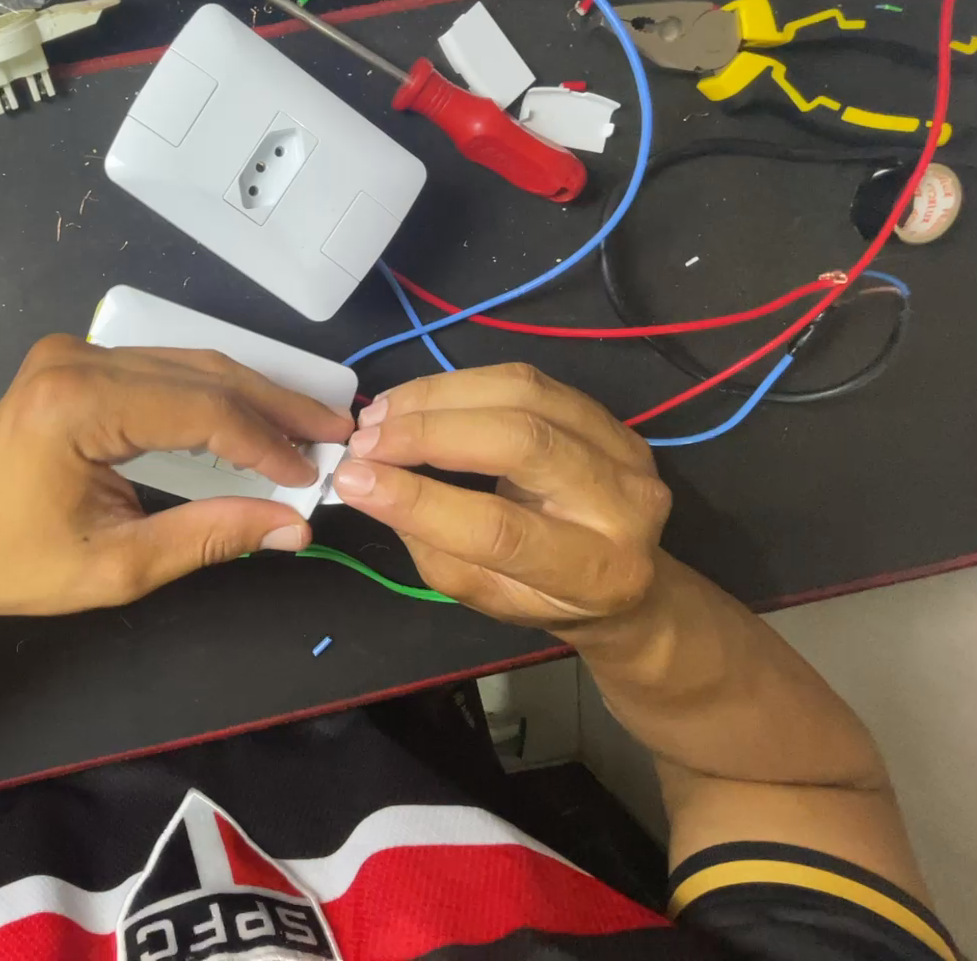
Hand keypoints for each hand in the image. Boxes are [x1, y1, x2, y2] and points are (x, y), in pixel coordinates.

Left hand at [0, 335, 354, 640]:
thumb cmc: (17, 565)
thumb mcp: (119, 566)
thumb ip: (210, 537)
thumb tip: (293, 525)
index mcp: (76, 404)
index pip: (200, 409)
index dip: (266, 441)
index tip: (312, 473)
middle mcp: (75, 360)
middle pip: (201, 373)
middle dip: (272, 405)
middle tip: (333, 429)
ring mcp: (71, 353)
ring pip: (186, 364)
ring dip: (248, 395)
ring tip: (304, 424)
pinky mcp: (74, 363)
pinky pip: (160, 370)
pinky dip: (209, 395)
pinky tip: (248, 415)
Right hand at [330, 364, 669, 627]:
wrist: (624, 580)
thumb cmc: (541, 595)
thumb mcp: (479, 593)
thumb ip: (428, 541)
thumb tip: (366, 481)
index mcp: (593, 570)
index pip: (499, 528)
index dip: (418, 500)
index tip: (351, 479)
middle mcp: (623, 502)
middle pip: (520, 441)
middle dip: (427, 434)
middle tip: (364, 442)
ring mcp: (622, 448)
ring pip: (521, 393)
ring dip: (434, 398)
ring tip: (379, 415)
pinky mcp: (602, 414)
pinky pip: (522, 380)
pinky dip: (454, 384)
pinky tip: (412, 401)